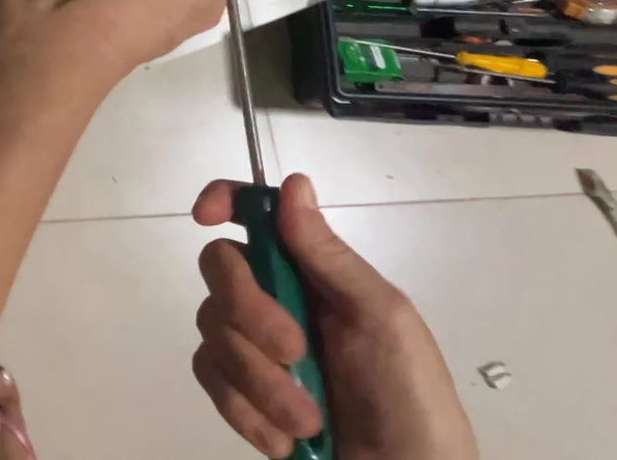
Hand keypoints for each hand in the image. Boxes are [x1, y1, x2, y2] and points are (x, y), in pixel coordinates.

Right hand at [190, 175, 477, 459]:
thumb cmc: (409, 400)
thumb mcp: (385, 322)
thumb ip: (330, 256)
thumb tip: (294, 181)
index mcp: (310, 271)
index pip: (254, 213)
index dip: (224, 199)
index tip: (207, 216)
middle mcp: (272, 295)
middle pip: (218, 266)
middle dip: (249, 310)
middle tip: (295, 351)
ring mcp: (250, 342)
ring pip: (212, 327)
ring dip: (259, 378)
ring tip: (306, 417)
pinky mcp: (237, 389)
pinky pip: (210, 377)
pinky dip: (247, 410)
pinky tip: (286, 437)